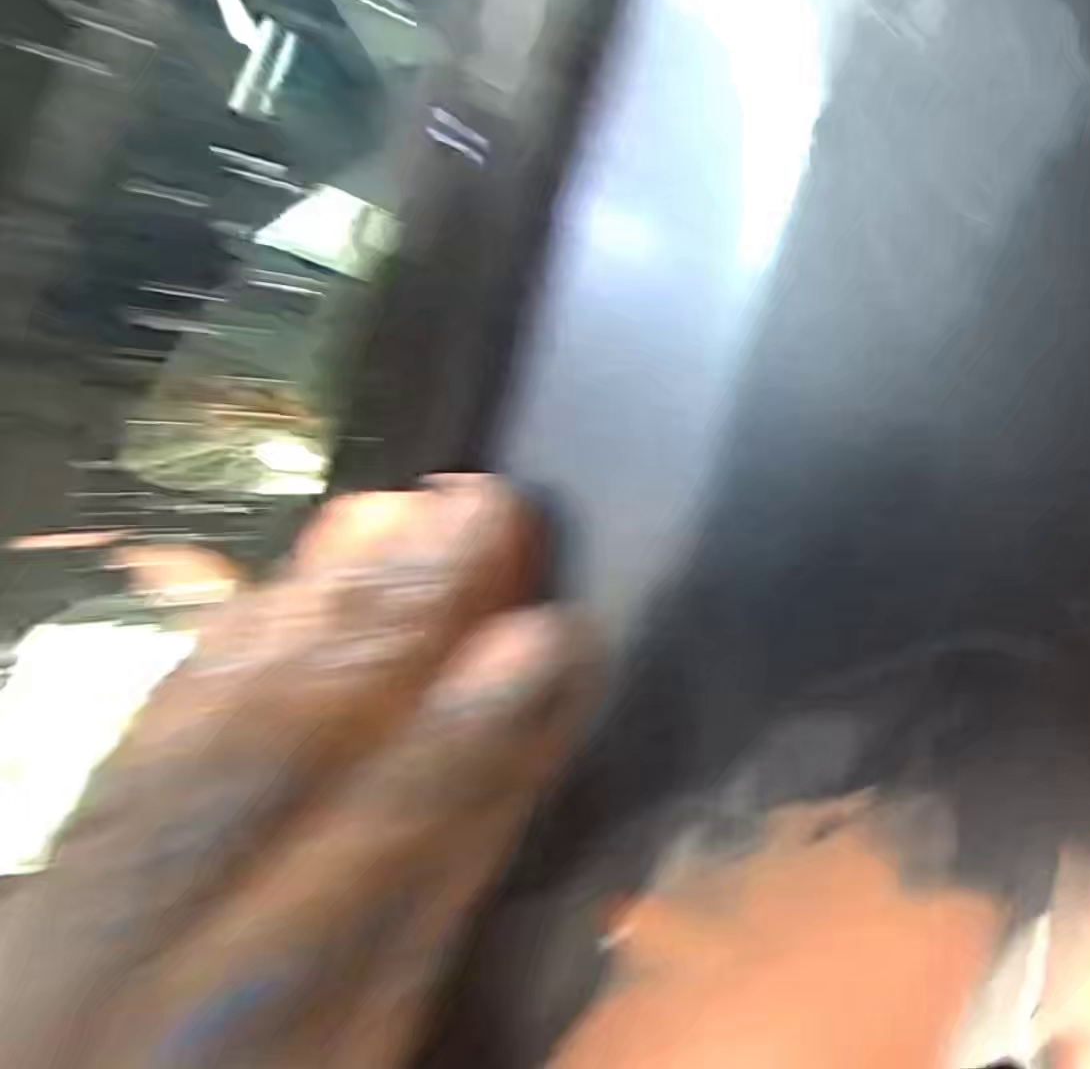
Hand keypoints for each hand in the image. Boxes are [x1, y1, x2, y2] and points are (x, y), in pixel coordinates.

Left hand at [0, 475, 587, 1068]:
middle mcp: (131, 995)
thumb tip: (601, 863)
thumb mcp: (425, 1063)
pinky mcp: (45, 911)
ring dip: (308, 615)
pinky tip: (279, 594)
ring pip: (183, 757)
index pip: (384, 885)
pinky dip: (214, 666)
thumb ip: (493, 969)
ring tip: (391, 511)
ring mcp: (58, 950)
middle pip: (260, 790)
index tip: (554, 632)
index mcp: (269, 1046)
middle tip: (479, 508)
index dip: (472, 749)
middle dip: (389, 629)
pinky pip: (126, 771)